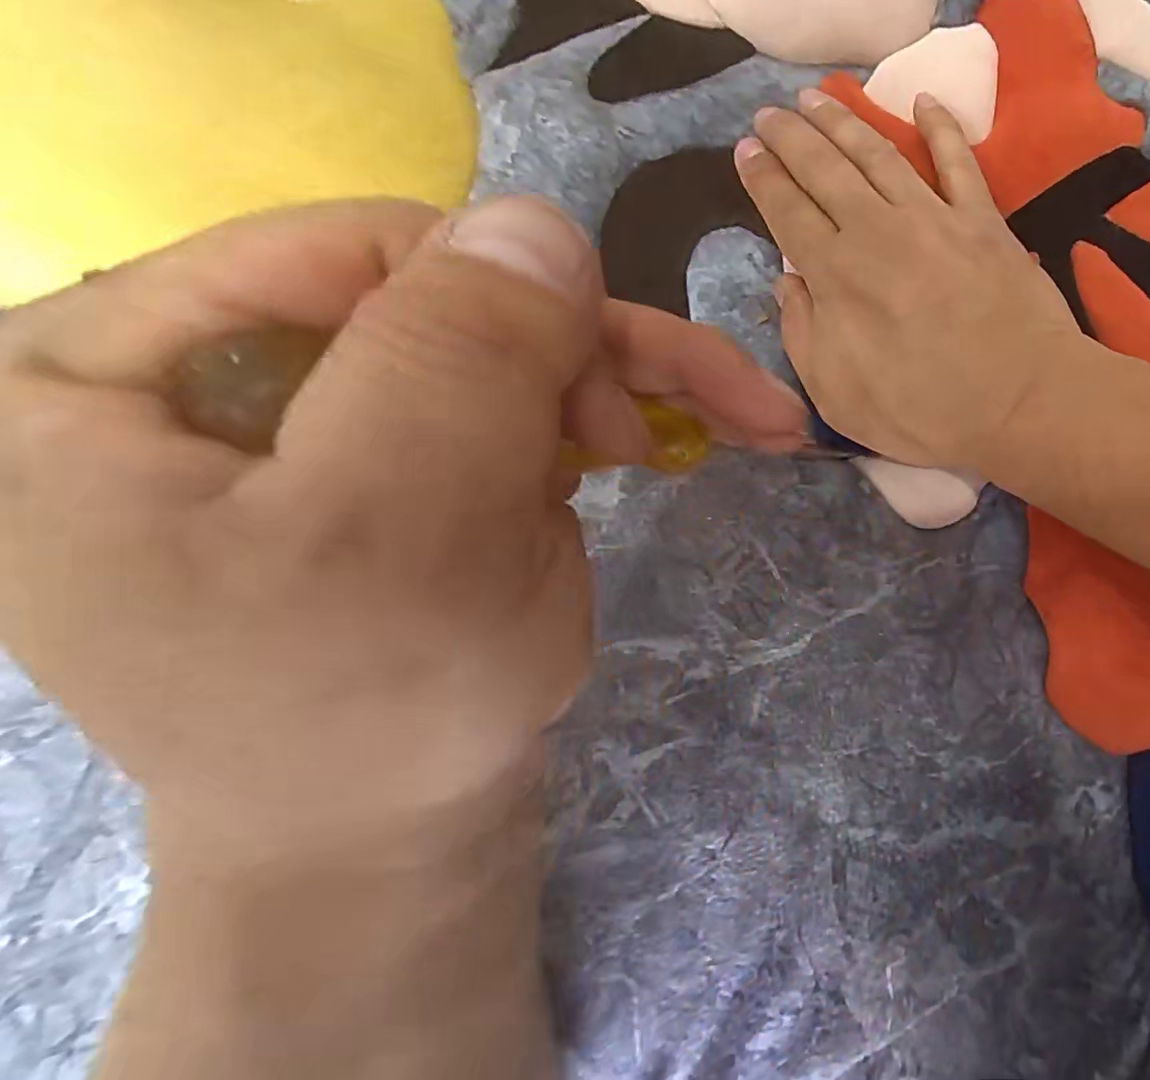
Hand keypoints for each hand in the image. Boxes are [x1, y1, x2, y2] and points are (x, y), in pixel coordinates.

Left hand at [0, 196, 803, 868]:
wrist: (397, 823)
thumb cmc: (372, 707)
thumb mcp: (398, 531)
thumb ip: (456, 361)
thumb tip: (542, 223)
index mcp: (127, 361)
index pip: (366, 256)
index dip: (515, 314)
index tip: (614, 415)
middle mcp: (235, 369)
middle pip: (467, 306)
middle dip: (608, 358)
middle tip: (733, 410)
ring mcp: (349, 417)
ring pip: (525, 351)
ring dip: (643, 385)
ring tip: (749, 420)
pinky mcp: (431, 459)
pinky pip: (538, 402)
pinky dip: (626, 416)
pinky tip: (676, 441)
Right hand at [734, 88, 1086, 466]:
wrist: (1019, 401)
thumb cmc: (926, 412)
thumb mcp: (840, 398)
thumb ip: (804, 337)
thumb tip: (789, 283)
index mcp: (836, 275)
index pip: (786, 211)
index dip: (763, 178)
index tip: (746, 152)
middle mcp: (877, 231)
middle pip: (824, 169)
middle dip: (790, 137)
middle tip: (769, 116)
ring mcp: (934, 219)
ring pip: (879, 154)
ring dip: (844, 122)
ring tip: (817, 99)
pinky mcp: (983, 221)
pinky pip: (958, 161)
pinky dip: (941, 127)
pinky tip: (924, 102)